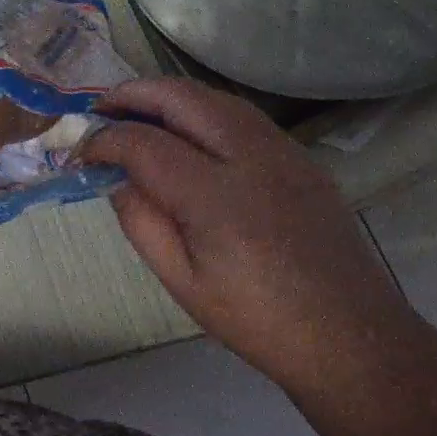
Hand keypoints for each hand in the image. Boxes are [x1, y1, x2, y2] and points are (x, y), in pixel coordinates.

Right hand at [81, 78, 423, 387]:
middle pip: (180, 97)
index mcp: (216, 196)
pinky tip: (184, 132)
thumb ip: (139, 219)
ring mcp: (284, 153)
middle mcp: (251, 159)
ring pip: (213, 97)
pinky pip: (241, 115)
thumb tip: (116, 178)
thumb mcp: (179, 278)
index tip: (82, 154)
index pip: (142, 142)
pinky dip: (200, 109)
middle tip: (98, 111)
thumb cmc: (256, 319)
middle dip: (131, 95)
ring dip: (167, 96)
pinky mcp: (302, 159)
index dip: (104, 140)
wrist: (354, 340)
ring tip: (135, 113)